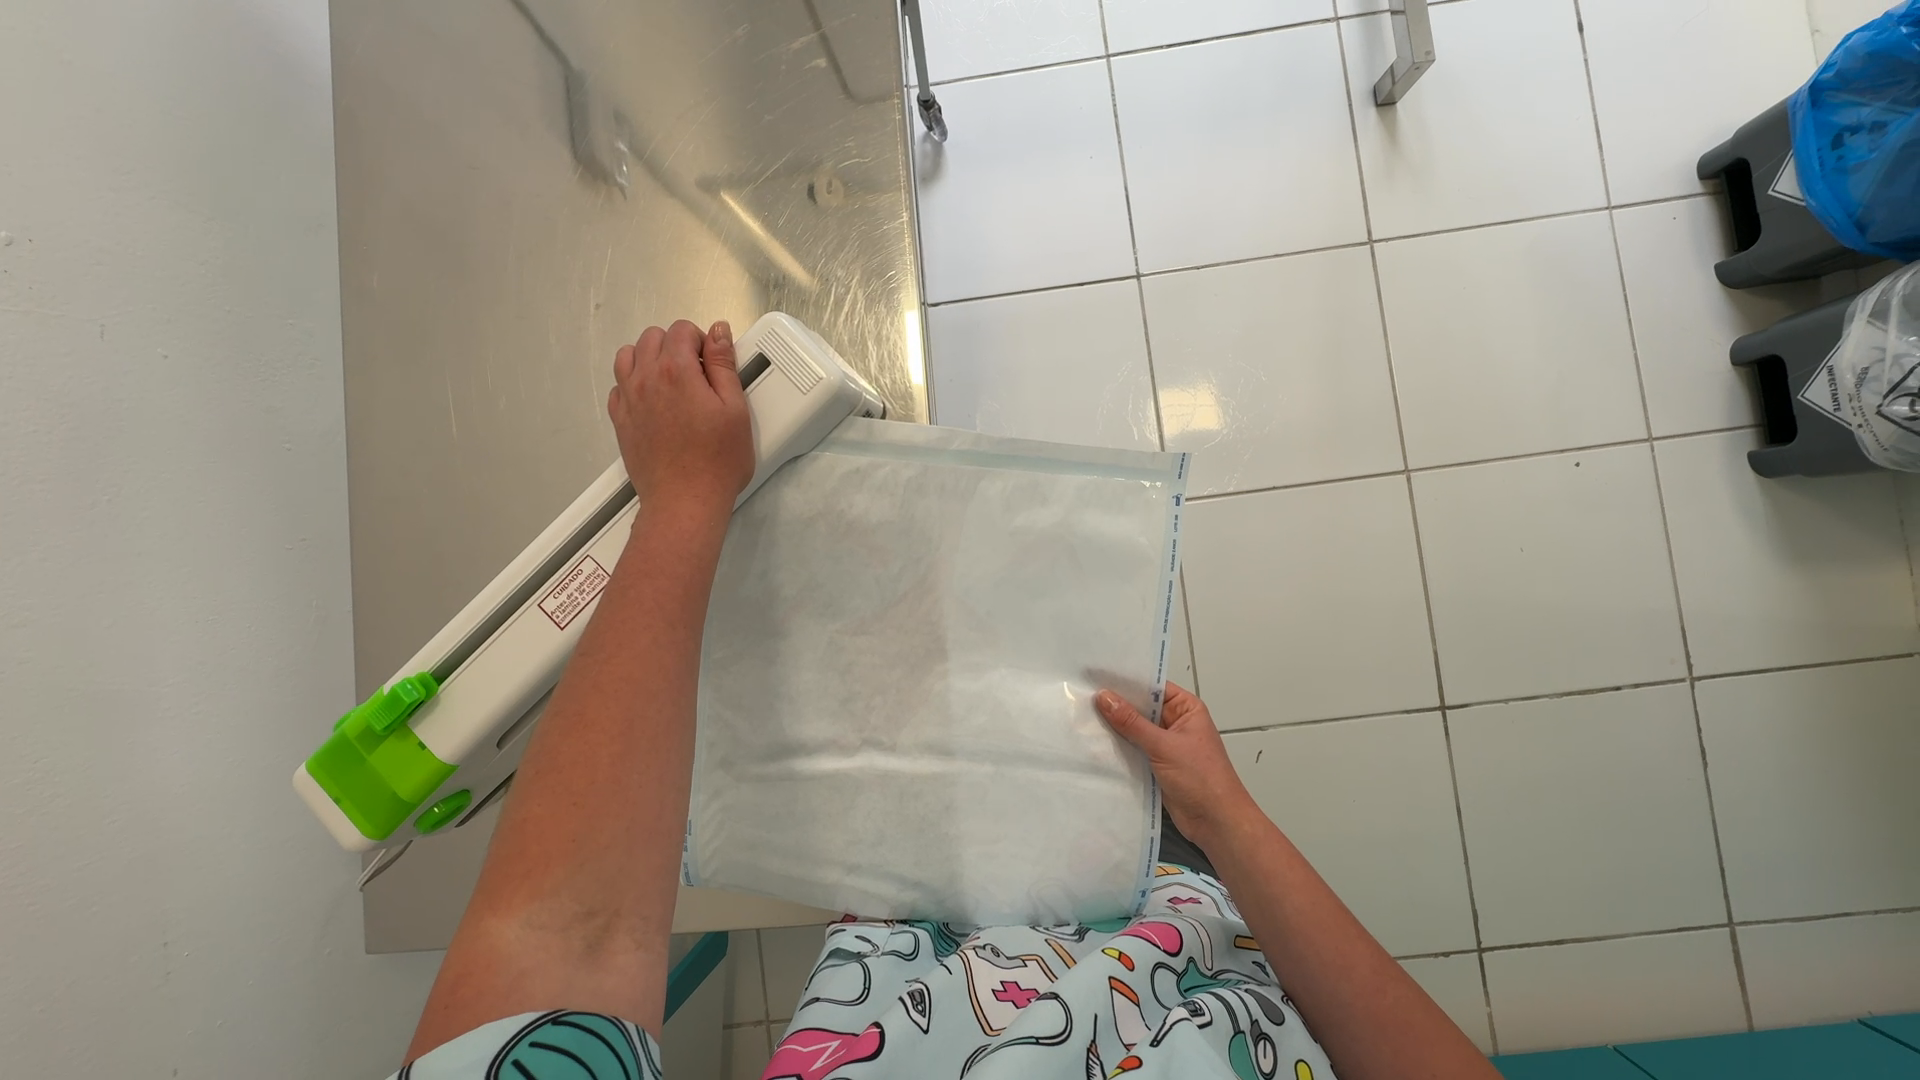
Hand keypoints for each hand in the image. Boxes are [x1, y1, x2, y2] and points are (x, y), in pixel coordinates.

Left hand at [608, 320, 753, 518]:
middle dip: (676, 346)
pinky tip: (655, 401)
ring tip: (674, 381)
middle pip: (653, 338)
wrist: (684, 501)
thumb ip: (724, 364)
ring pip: (628, 356)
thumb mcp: (735, 409)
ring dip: (650, 358)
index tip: (714, 364)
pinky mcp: (621, 421)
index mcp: (676, 371)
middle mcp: (645, 379)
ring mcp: (629, 400)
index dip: (703, 342)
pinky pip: (618, 386)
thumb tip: (718, 333)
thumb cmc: (716, 462)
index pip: (682, 330)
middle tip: (699, 374)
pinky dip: (634, 383)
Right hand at [1096, 682, 1261, 852]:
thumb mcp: (1164, 746)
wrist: (1216, 823)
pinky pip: (1133, 750)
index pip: (1153, 687)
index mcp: (1186, 709)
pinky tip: (1094, 742)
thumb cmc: (1200, 778)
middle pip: (1141, 708)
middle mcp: (1175, 723)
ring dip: (1114, 727)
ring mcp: (1165, 745)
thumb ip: (1132, 723)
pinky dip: (1118, 748)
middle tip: (1082, 695)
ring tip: (1082, 716)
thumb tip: (1104, 697)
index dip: (1126, 681)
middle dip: (1116, 705)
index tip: (1097, 675)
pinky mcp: (1156, 765)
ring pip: (1135, 730)